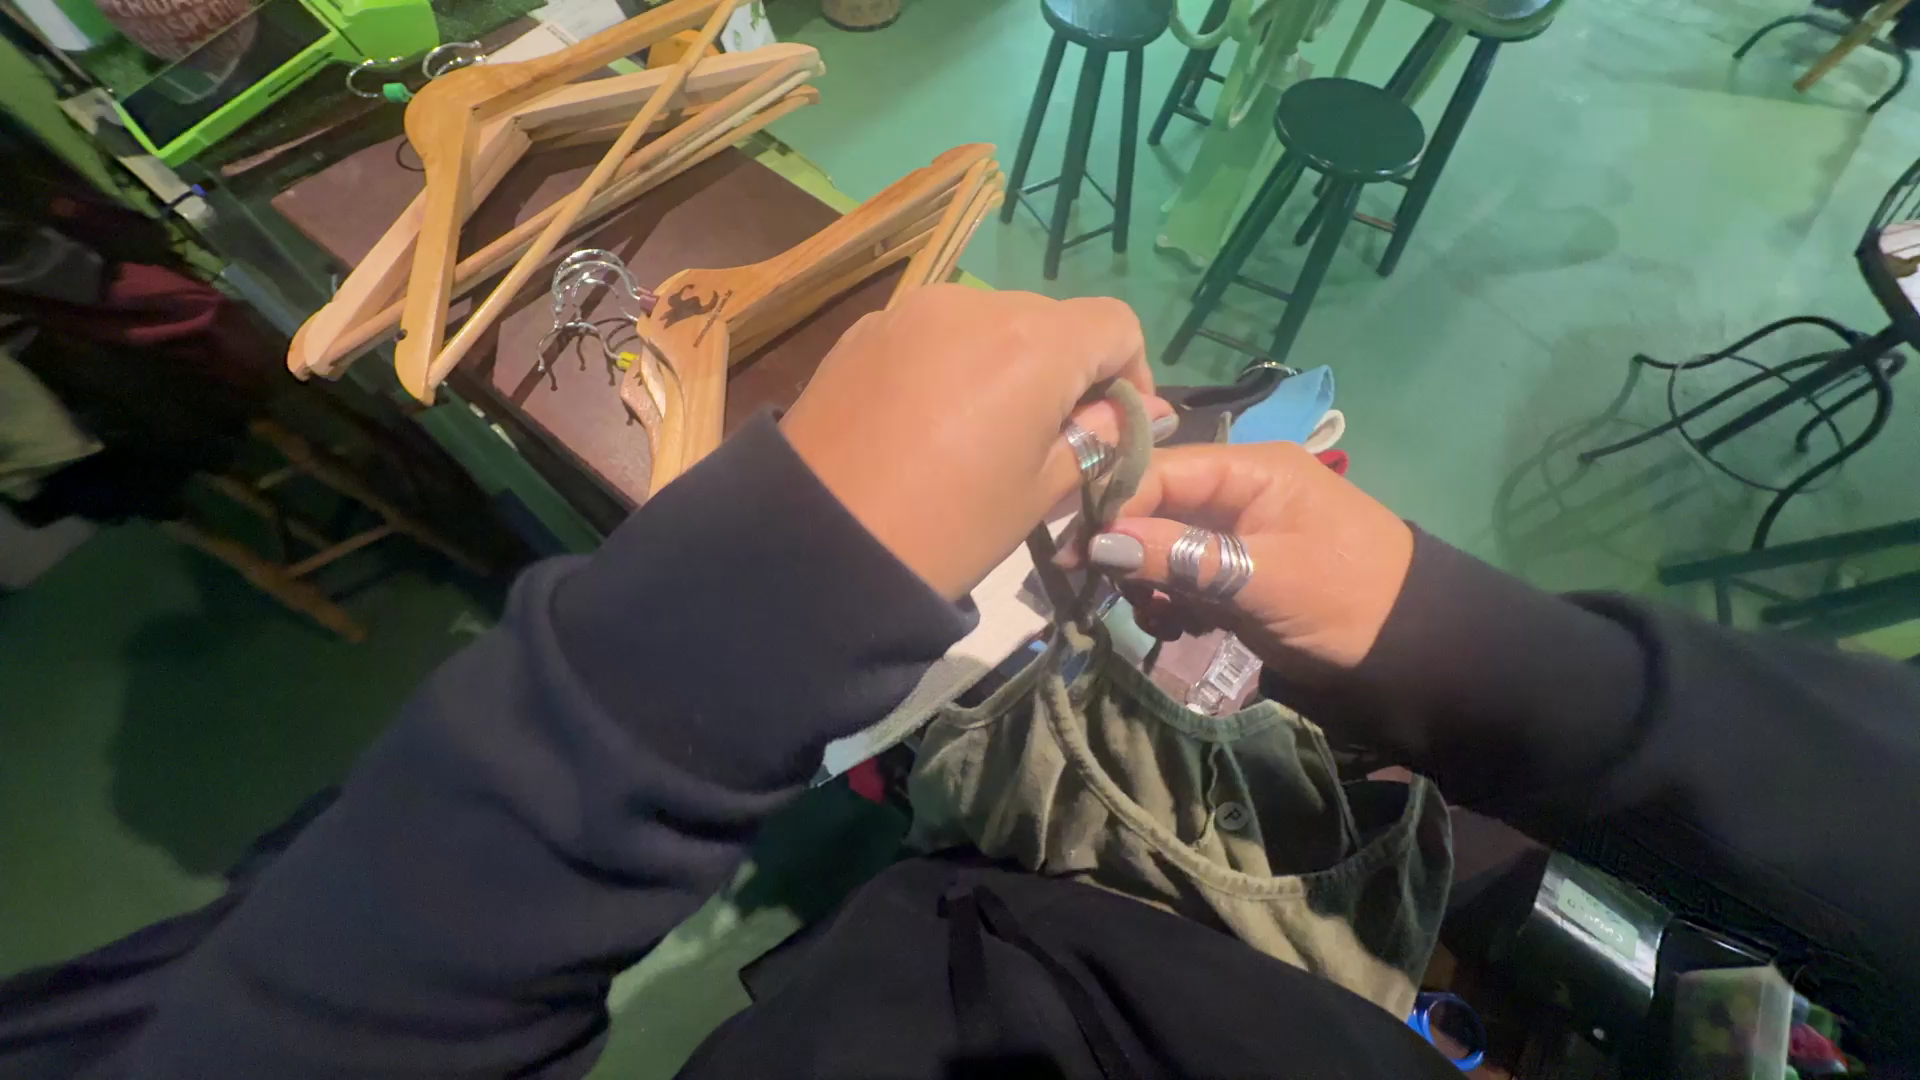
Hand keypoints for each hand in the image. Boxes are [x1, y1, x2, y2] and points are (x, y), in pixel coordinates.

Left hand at [780, 285, 1171, 601]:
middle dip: (1068, 373)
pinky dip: (954, 366)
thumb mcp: (1039, 492)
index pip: (1115, 326)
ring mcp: (912, 311)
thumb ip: (1101, 439)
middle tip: (1050, 441)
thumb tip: (1140, 412)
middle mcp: (976, 304)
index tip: (1117, 428)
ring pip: (991, 324)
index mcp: (1034, 342)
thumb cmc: (947, 528)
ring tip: (983, 434)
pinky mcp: (866, 331)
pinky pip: (936, 335)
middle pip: (1051, 322)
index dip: (1131, 374)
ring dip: (1009, 366)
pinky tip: (930, 423)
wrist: (815, 546)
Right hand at [1079, 441, 1413, 674]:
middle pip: (1152, 507)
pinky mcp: (1228, 570)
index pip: (1160, 470)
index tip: (1075, 549)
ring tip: (1157, 615)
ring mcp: (1229, 533)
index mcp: (1249, 470)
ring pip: (1158, 545)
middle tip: (1105, 590)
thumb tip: (1099, 544)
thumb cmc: (1347, 598)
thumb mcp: (1264, 576)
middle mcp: (1233, 492)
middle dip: (1126, 549)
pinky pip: (1177, 576)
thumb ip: (1183, 557)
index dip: (1113, 505)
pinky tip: (1174, 625)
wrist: (1412, 653)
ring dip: (1146, 581)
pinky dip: (1167, 600)